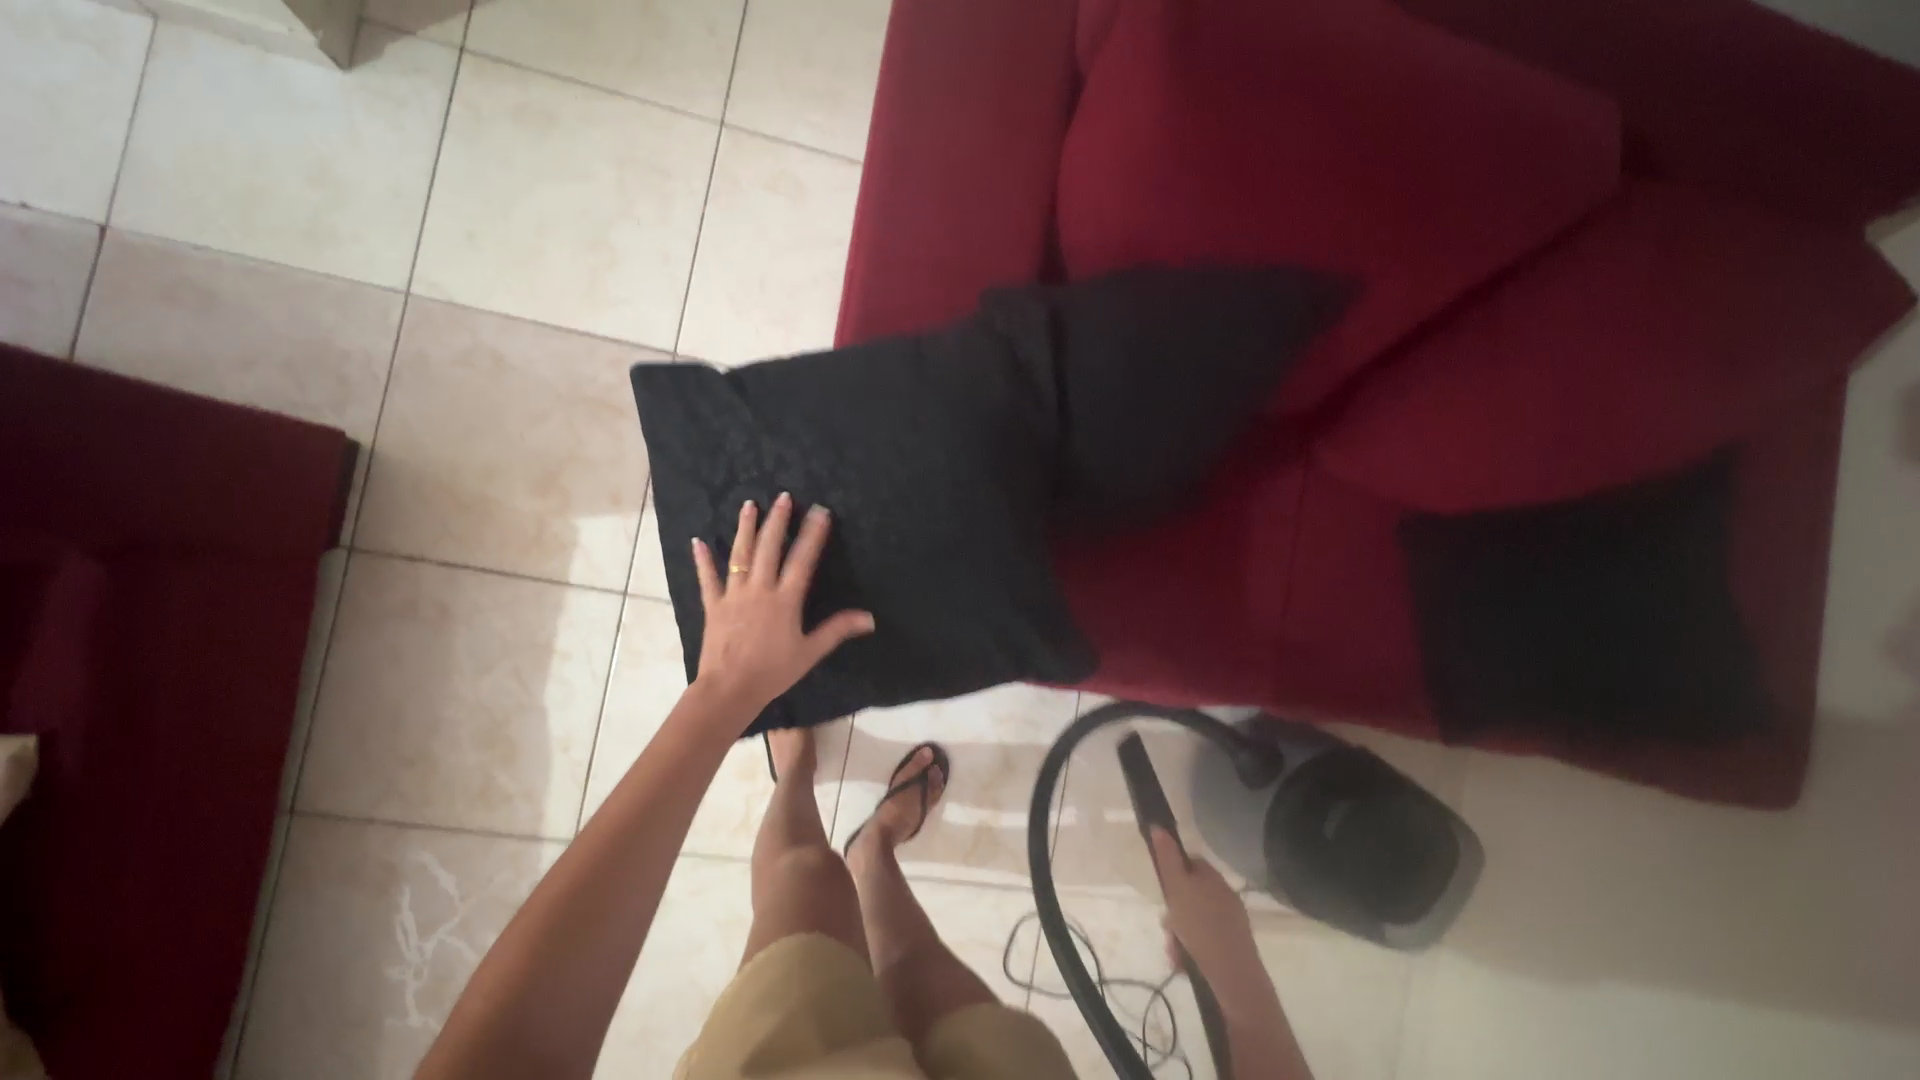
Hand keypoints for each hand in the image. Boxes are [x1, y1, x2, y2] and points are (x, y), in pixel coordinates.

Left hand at [689, 493, 874, 716]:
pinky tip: (698, 541)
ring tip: (749, 505)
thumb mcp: (810, 652)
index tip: (820, 511)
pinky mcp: (713, 606)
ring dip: (745, 528)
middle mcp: (759, 589)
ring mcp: (733, 595)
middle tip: (784, 497)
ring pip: (740, 555)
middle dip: (778, 521)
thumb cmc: (773, 672)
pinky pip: (707, 579)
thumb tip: (869, 618)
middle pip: (769, 548)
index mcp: (785, 600)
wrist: (729, 689)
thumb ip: (837, 630)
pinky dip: (703, 560)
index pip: (802, 560)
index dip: (813, 534)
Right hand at [1149, 828, 1277, 1012]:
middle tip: (1167, 927)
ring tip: (1174, 951)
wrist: (1233, 975)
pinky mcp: (1231, 946)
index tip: (1163, 889)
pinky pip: (1203, 942)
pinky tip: (1183, 963)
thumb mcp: (1177, 888)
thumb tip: (1158, 826)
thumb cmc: (1201, 926)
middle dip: (1173, 912)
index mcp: (1214, 878)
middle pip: (1189, 895)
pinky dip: (1190, 951)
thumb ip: (1167, 859)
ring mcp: (1230, 922)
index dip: (1173, 872)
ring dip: (1178, 935)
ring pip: (1193, 922)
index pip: (1191, 862)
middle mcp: (1224, 896)